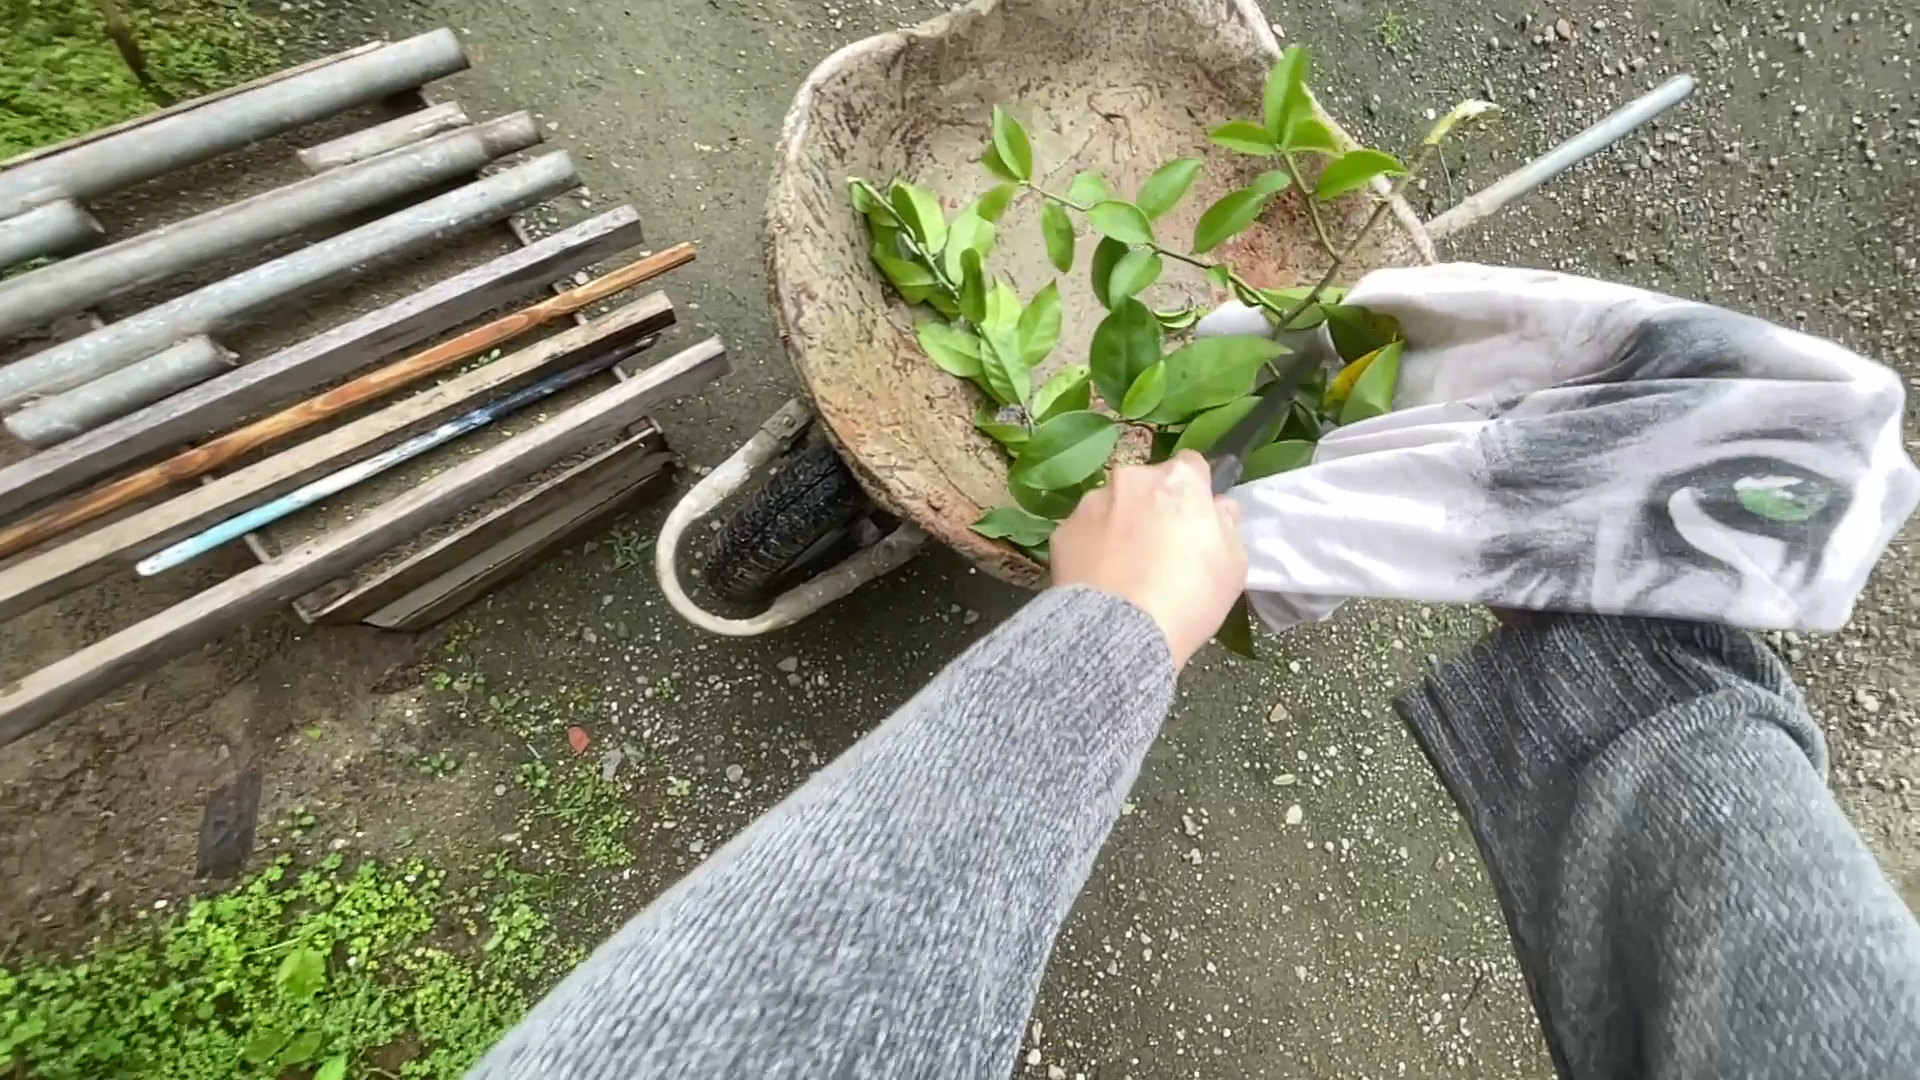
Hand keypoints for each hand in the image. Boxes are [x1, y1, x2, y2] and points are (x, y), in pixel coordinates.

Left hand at [1049, 451, 1247, 668]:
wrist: (1119, 630)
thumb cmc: (1189, 596)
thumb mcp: (1233, 564)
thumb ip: (1226, 524)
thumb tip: (1218, 506)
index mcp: (1177, 480)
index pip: (1191, 466)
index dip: (1194, 491)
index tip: (1193, 517)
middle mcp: (1130, 479)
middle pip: (1146, 484)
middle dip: (1151, 506)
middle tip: (1157, 548)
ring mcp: (1090, 503)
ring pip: (1110, 506)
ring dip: (1117, 524)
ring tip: (1122, 568)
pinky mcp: (1062, 531)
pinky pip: (1082, 532)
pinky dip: (1089, 547)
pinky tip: (1098, 578)